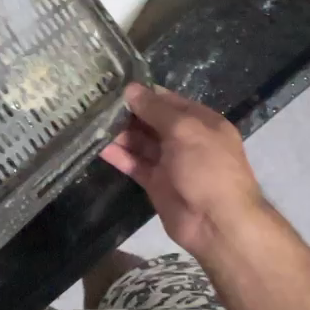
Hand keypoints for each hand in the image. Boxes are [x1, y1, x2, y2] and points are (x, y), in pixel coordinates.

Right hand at [100, 83, 268, 258]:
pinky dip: (119, 156)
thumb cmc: (207, 168)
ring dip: (120, 134)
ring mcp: (171, 163)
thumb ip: (156, 110)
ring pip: (141, 143)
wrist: (217, 222)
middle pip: (152, 121)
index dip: (144, 94)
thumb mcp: (185, 130)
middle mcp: (186, 140)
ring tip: (92, 123)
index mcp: (201, 122)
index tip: (114, 86)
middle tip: (96, 103)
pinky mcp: (157, 183)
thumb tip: (131, 89)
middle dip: (128, 113)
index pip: (169, 101)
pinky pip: (135, 165)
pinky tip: (99, 147)